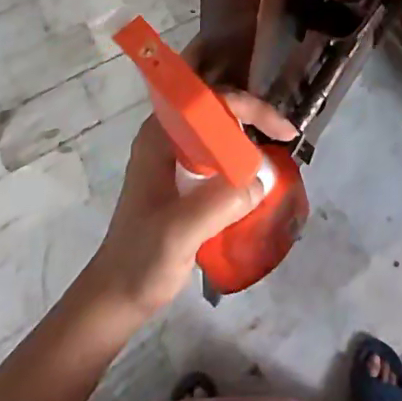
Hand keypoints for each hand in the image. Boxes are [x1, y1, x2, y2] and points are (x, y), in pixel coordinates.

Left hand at [87, 89, 297, 315]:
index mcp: (159, 136)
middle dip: (253, 117)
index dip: (250, 108)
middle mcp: (166, 138)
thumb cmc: (141, 261)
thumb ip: (219, 204)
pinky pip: (217, 156)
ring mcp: (173, 159)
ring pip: (219, 132)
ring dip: (249, 137)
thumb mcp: (179, 233)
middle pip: (217, 111)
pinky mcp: (181, 180)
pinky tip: (258, 176)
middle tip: (285, 137)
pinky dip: (240, 160)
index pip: (210, 102)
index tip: (283, 131)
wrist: (116, 298)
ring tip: (279, 149)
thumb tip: (263, 179)